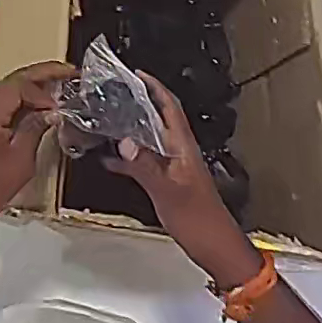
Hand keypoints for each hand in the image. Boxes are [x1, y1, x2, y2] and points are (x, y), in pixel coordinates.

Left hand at [0, 61, 75, 226]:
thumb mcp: (20, 158)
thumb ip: (36, 128)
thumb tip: (51, 111)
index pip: (20, 86)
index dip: (44, 93)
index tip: (60, 107)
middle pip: (16, 78)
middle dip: (44, 73)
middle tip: (69, 71)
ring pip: (13, 86)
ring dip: (37, 83)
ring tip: (61, 82)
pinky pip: (9, 99)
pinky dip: (28, 96)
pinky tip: (44, 102)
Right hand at [104, 71, 266, 287]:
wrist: (216, 249)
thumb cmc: (200, 220)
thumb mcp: (169, 191)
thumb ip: (145, 165)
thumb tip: (124, 140)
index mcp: (182, 146)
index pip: (169, 107)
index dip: (155, 87)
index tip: (136, 73)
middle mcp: (177, 151)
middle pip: (156, 118)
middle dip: (138, 102)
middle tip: (113, 91)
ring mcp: (171, 166)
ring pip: (147, 138)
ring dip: (129, 127)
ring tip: (105, 118)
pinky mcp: (165, 182)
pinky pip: (142, 161)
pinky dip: (126, 157)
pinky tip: (108, 159)